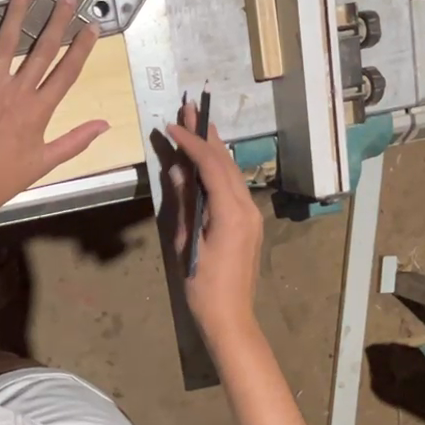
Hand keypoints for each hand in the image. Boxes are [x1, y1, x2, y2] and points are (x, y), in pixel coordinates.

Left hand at [0, 0, 108, 223]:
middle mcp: (15, 93)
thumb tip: (104, 125)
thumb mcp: (45, 164)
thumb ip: (75, 141)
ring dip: (15, 13)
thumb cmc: (4, 180)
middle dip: (56, 20)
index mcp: (38, 111)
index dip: (81, 47)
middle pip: (40, 50)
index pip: (66, 72)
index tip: (91, 26)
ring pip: (3, 44)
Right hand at [166, 101, 262, 340]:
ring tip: (198, 124)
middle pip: (226, 163)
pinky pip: (234, 186)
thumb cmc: (202, 286)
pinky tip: (208, 159)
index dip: (191, 143)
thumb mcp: (186, 243)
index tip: (172, 125)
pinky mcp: (249, 223)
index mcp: (231, 212)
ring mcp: (252, 215)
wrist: (230, 316)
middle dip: (206, 135)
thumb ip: (184, 204)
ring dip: (214, 148)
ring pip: (233, 172)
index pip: (211, 166)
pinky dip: (219, 168)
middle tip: (188, 108)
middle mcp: (247, 207)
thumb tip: (177, 171)